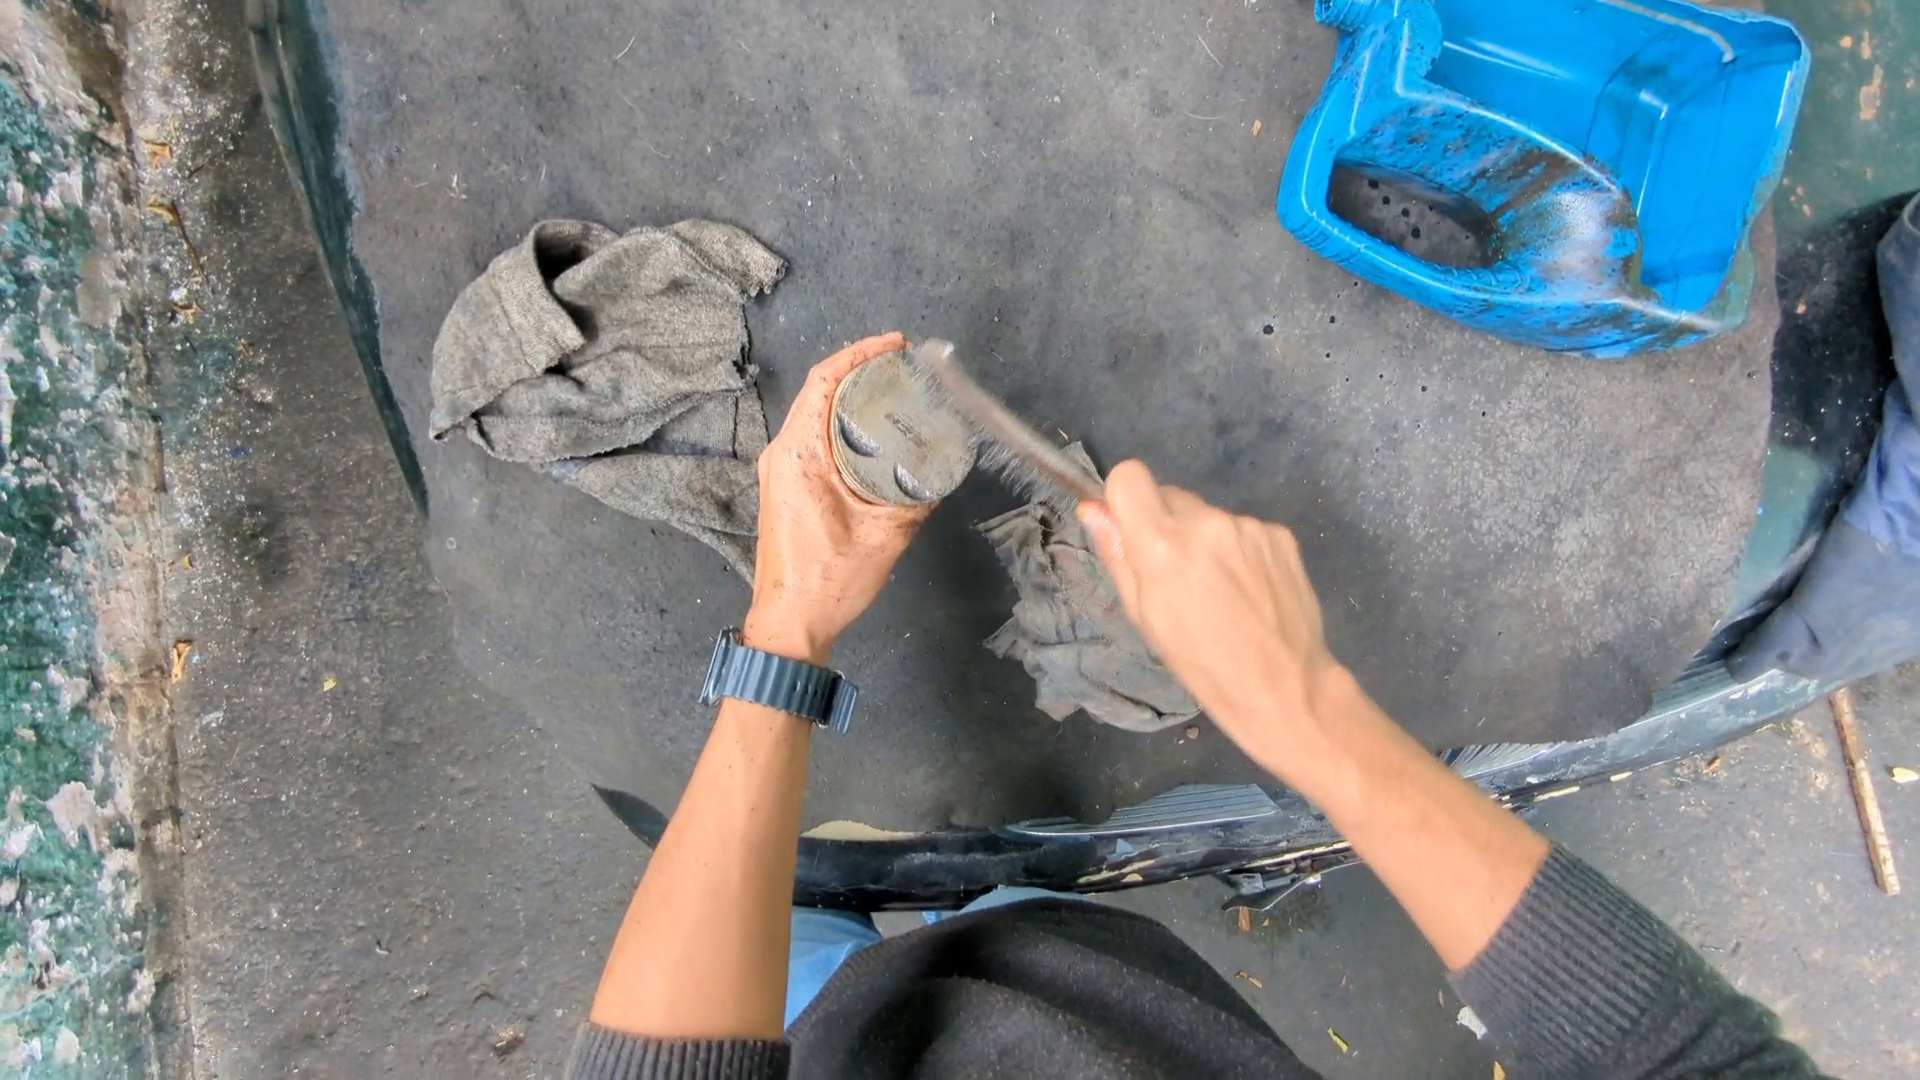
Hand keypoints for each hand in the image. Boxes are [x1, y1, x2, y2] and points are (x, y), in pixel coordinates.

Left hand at [744, 333, 930, 662]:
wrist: (788, 623)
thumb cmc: (830, 582)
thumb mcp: (885, 537)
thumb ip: (916, 499)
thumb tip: (941, 472)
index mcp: (799, 455)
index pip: (824, 381)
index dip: (860, 353)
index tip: (895, 344)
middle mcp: (781, 454)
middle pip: (817, 391)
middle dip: (860, 370)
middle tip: (903, 366)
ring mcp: (778, 470)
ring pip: (813, 413)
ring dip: (849, 396)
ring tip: (892, 390)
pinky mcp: (784, 485)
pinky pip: (811, 437)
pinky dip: (841, 422)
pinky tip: (870, 430)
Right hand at [1077, 460, 1344, 766]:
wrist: (1284, 685)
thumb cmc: (1199, 662)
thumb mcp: (1143, 616)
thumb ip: (1117, 554)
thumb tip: (1092, 509)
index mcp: (1162, 543)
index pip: (1129, 475)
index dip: (1123, 496)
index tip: (1130, 525)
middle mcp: (1206, 522)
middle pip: (1168, 494)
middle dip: (1164, 524)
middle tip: (1176, 573)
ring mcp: (1247, 526)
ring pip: (1206, 515)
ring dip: (1203, 539)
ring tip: (1218, 589)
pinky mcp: (1280, 535)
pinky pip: (1241, 529)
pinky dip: (1237, 550)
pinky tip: (1247, 588)